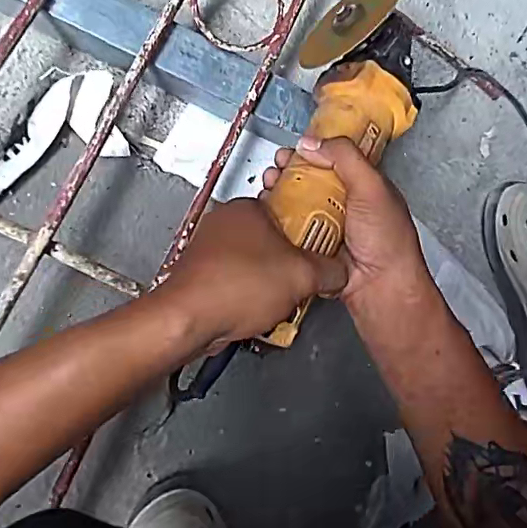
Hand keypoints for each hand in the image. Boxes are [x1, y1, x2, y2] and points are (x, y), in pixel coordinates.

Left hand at [157, 198, 346, 346]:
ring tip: (280, 300)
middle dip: (289, 264)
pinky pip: (236, 281)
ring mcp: (209, 248)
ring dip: (270, 283)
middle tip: (303, 279)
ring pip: (254, 263)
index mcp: (247, 208)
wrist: (188, 320)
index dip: (309, 232)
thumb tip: (338, 273)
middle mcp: (224, 222)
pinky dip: (249, 295)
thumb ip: (329, 270)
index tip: (321, 247)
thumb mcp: (301, 276)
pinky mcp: (201, 273)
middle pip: (272, 239)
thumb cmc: (233, 286)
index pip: (288, 210)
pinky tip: (256, 311)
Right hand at [261, 136, 428, 311]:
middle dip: (288, 171)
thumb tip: (312, 142)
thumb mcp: (371, 186)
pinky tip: (267, 212)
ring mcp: (327, 224)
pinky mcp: (312, 244)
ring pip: (296, 202)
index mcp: (363, 184)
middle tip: (276, 169)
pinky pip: (290, 227)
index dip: (313, 150)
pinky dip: (276, 219)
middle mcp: (344, 202)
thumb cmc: (387, 240)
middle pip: (310, 178)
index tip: (294, 148)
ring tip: (268, 188)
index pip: (334, 158)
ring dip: (278, 192)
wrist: (379, 287)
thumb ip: (345, 157)